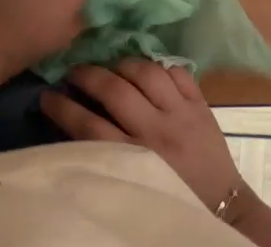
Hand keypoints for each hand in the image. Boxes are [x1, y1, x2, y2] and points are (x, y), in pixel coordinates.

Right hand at [41, 60, 244, 211]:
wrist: (223, 206)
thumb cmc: (170, 196)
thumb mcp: (132, 183)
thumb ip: (106, 155)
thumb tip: (73, 120)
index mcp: (138, 159)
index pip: (89, 126)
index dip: (62, 107)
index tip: (46, 96)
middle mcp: (158, 132)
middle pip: (115, 91)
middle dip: (87, 76)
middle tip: (72, 71)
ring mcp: (182, 113)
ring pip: (146, 72)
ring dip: (121, 64)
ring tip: (109, 66)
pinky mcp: (201, 103)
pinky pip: (176, 70)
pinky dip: (158, 65)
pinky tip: (144, 68)